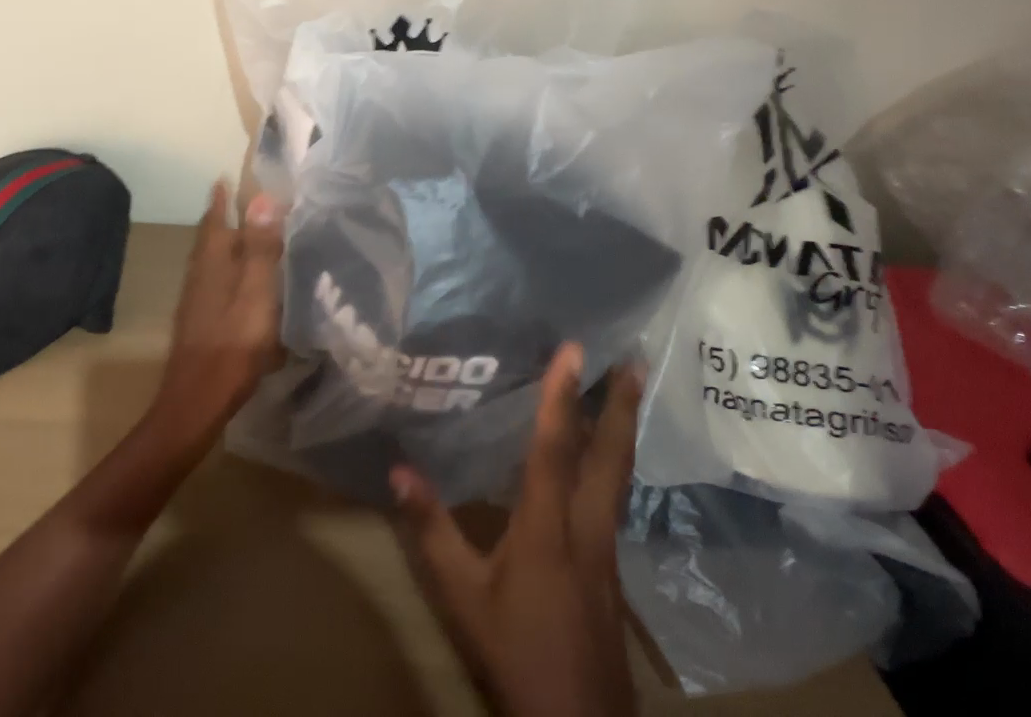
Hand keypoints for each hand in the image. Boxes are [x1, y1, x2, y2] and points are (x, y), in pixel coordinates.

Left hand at [145, 182, 285, 448]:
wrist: (198, 397)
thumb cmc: (233, 344)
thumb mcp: (256, 294)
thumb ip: (260, 249)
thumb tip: (261, 197)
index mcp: (213, 265)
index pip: (216, 222)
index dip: (221, 201)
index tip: (223, 179)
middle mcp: (199, 278)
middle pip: (210, 242)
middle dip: (220, 220)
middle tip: (234, 202)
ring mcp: (196, 303)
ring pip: (210, 265)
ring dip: (223, 247)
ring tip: (240, 239)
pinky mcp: (200, 324)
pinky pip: (214, 286)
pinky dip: (227, 274)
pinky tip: (238, 288)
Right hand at [391, 343, 642, 716]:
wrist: (579, 716)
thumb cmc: (514, 647)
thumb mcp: (460, 590)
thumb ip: (431, 527)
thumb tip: (399, 468)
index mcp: (547, 528)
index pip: (554, 450)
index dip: (561, 398)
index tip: (571, 351)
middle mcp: (587, 529)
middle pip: (611, 458)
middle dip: (622, 407)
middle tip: (631, 360)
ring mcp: (606, 550)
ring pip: (619, 478)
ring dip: (623, 431)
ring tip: (624, 395)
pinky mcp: (610, 568)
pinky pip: (613, 498)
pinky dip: (612, 463)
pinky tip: (602, 463)